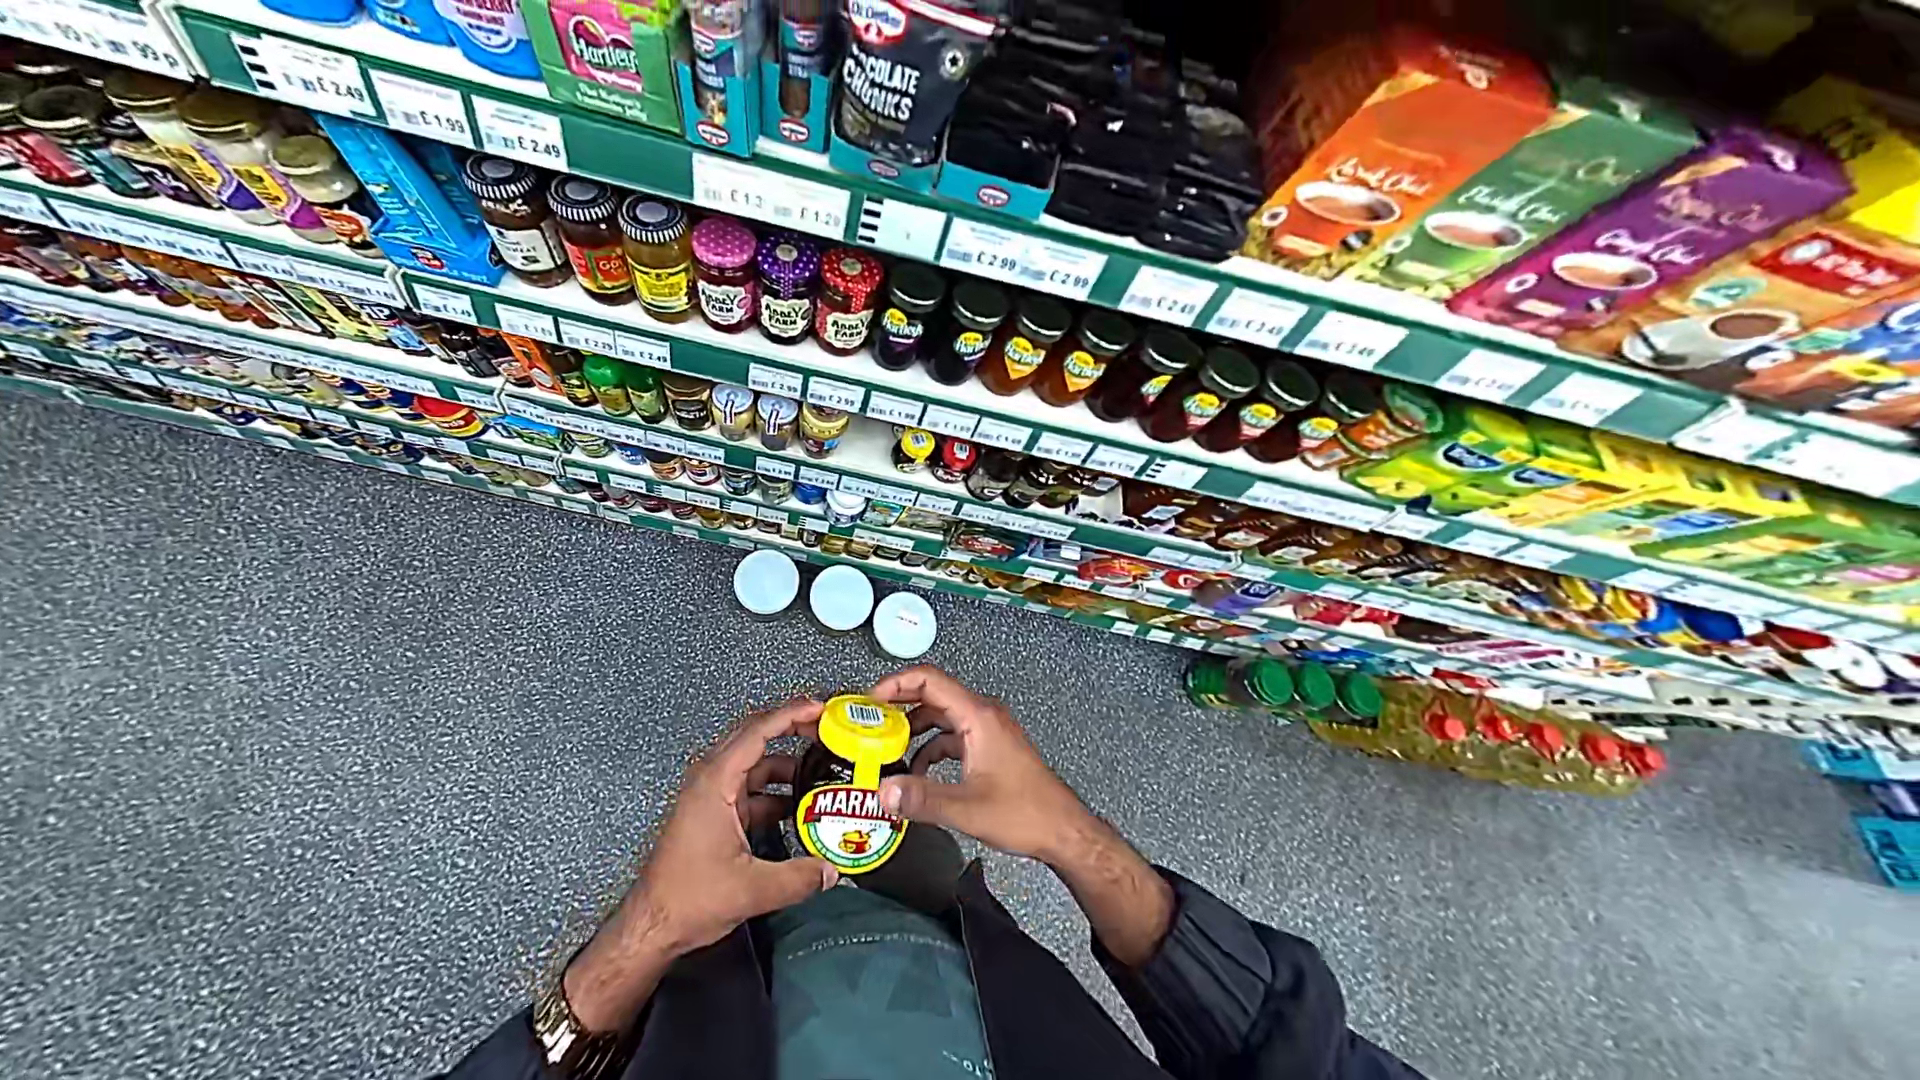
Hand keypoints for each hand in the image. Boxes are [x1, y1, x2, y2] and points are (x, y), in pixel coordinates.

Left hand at [564, 700, 838, 1031]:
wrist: (651, 927)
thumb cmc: (684, 899)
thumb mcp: (751, 889)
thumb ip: (799, 877)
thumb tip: (831, 869)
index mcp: (715, 783)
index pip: (757, 731)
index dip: (792, 714)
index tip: (819, 709)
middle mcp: (711, 782)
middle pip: (756, 737)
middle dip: (793, 728)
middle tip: (826, 729)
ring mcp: (713, 797)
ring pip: (757, 764)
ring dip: (788, 763)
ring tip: (820, 770)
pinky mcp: (716, 814)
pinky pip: (753, 788)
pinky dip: (779, 790)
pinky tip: (801, 807)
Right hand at [870, 665, 1100, 865]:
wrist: (1063, 830)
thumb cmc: (1026, 813)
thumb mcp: (966, 808)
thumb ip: (922, 799)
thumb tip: (883, 792)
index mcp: (978, 716)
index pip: (930, 680)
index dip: (896, 683)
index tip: (871, 700)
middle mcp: (983, 715)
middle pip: (933, 694)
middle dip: (899, 705)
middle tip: (870, 721)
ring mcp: (988, 730)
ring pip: (942, 716)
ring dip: (914, 729)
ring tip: (889, 747)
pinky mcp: (990, 747)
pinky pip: (953, 736)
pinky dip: (932, 746)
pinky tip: (919, 771)